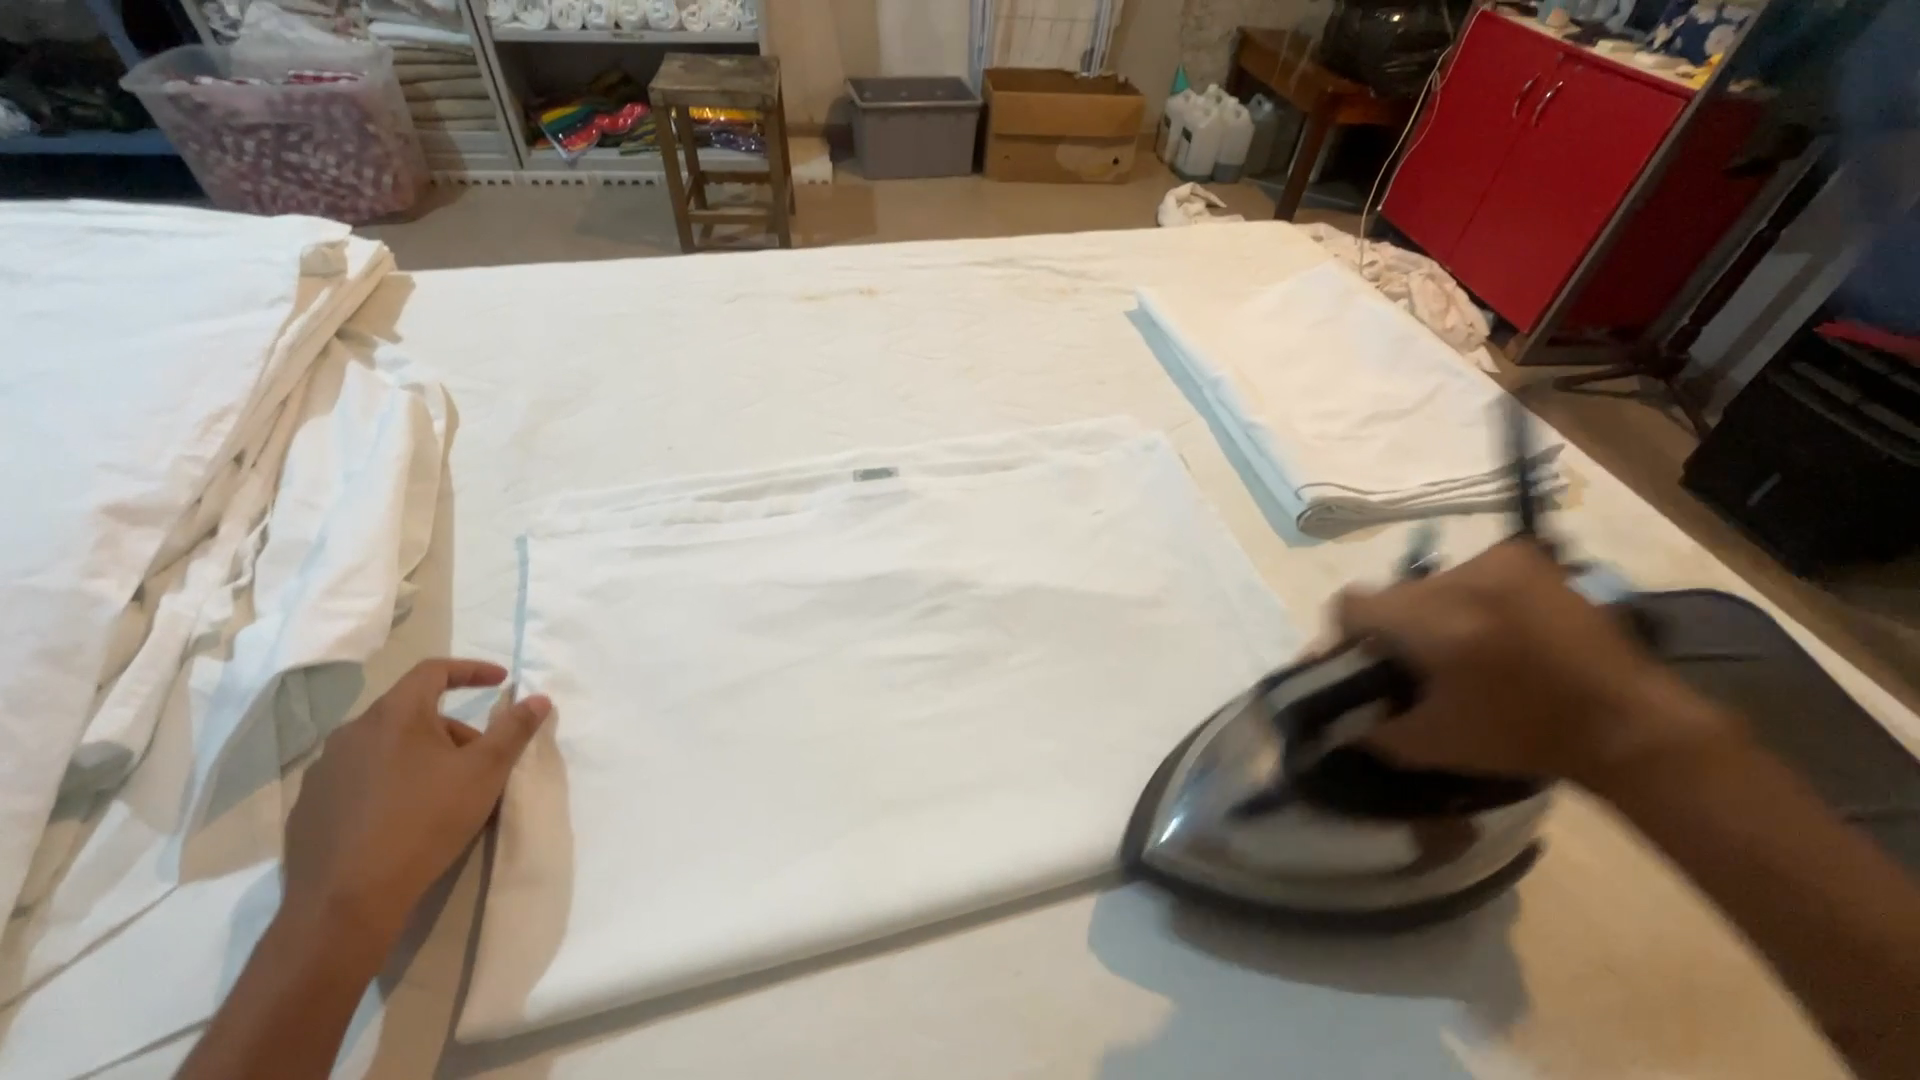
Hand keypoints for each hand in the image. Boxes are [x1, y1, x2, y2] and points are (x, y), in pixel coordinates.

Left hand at [282, 659, 551, 944]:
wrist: (348, 899)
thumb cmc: (426, 822)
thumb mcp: (485, 772)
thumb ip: (514, 730)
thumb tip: (538, 698)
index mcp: (393, 715)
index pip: (433, 670)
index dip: (471, 670)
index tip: (501, 681)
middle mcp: (351, 732)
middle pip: (412, 713)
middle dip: (453, 730)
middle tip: (480, 762)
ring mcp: (324, 771)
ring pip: (386, 747)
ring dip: (420, 757)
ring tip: (444, 795)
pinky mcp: (309, 807)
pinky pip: (359, 779)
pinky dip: (388, 785)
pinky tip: (403, 820)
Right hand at [1336, 540, 1735, 788]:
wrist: (1625, 723)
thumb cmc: (1522, 737)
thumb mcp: (1431, 744)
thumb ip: (1369, 725)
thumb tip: (1333, 712)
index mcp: (1435, 625)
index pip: (1351, 603)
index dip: (1347, 635)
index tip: (1366, 662)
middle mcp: (1463, 581)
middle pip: (1393, 595)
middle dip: (1395, 627)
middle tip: (1417, 664)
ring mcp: (1498, 563)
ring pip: (1430, 584)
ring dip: (1432, 612)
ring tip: (1462, 648)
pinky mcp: (1526, 559)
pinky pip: (1469, 573)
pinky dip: (1467, 597)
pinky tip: (1492, 628)